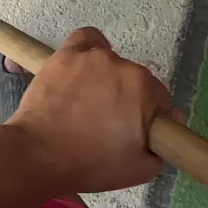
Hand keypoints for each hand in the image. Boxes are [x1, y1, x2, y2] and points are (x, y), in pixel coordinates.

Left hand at [5, 28, 173, 193]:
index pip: (158, 100)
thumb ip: (162, 145)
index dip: (147, 119)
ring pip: (111, 64)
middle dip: (126, 101)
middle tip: (106, 124)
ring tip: (87, 103)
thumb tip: (168, 120)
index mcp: (145, 90)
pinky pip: (86, 38)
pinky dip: (90, 46)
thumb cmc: (90, 164)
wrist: (39, 154)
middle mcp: (123, 66)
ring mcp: (92, 57)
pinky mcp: (66, 55)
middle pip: (134, 81)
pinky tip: (84, 63)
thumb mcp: (140, 168)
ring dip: (106, 80)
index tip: (132, 133)